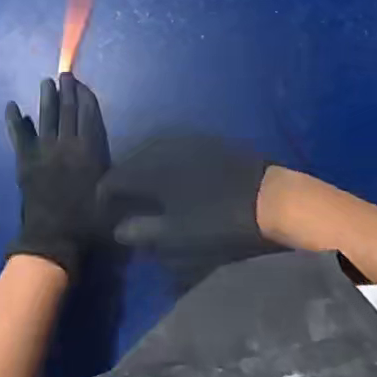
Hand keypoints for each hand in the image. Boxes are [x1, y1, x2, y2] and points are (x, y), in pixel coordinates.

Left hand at [4, 73, 110, 277]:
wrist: (54, 236)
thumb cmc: (89, 223)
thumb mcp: (113, 199)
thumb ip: (118, 178)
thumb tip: (129, 170)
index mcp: (90, 151)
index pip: (89, 116)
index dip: (86, 98)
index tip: (82, 84)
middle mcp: (66, 144)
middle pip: (67, 111)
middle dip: (67, 91)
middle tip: (65, 75)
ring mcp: (43, 150)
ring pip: (45, 117)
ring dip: (45, 98)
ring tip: (45, 82)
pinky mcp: (24, 159)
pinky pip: (17, 134)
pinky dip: (14, 119)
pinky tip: (12, 106)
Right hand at [96, 134, 277, 291]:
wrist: (272, 198)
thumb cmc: (217, 220)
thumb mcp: (176, 235)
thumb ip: (141, 231)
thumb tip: (118, 230)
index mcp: (146, 169)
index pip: (112, 181)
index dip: (104, 199)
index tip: (106, 215)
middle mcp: (158, 149)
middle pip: (128, 164)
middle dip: (123, 183)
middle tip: (124, 204)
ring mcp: (183, 142)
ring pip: (150, 154)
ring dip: (143, 172)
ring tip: (147, 191)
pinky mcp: (205, 142)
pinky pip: (172, 151)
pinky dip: (165, 165)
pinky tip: (174, 179)